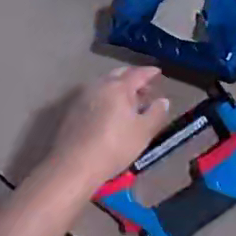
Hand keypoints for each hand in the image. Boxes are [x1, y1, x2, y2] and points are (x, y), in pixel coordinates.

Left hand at [41, 66, 172, 196]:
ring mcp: (83, 96)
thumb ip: (156, 113)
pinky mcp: (72, 109)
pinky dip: (106, 97)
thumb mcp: (143, 132)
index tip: (157, 71)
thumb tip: (163, 100)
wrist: (74, 164)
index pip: (137, 73)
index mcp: (118, 87)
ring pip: (104, 84)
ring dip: (118, 87)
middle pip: (119, 74)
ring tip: (128, 101)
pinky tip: (109, 112)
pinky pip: (94, 95)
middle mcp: (99, 85)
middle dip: (133, 78)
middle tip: (144, 87)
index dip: (149, 72)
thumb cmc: (114, 147)